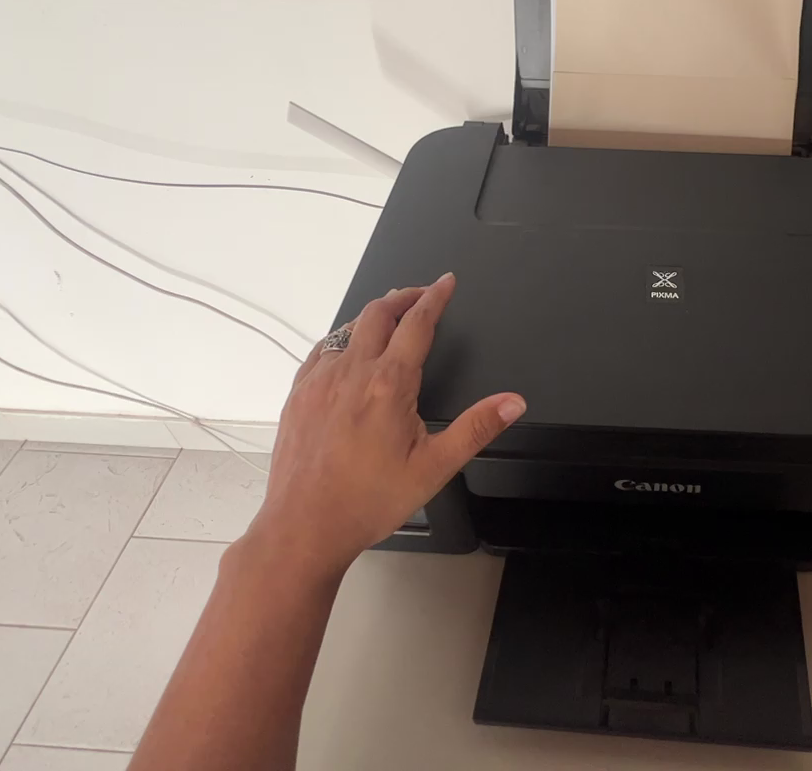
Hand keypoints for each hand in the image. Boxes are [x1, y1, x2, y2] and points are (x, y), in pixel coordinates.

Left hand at [244, 273, 524, 581]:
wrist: (303, 528)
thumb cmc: (368, 500)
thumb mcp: (435, 467)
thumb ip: (477, 428)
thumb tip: (513, 402)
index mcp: (389, 385)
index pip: (417, 324)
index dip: (434, 297)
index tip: (445, 282)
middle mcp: (352, 373)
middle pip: (378, 314)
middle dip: (404, 296)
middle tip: (421, 293)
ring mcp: (320, 382)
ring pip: (348, 328)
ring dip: (373, 314)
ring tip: (390, 314)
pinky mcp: (298, 396)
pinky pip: (321, 351)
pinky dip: (341, 337)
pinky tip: (346, 347)